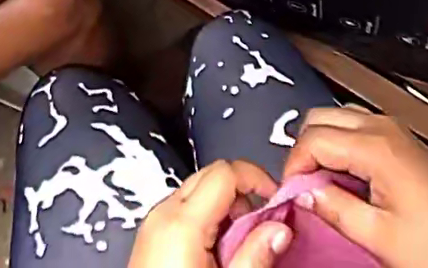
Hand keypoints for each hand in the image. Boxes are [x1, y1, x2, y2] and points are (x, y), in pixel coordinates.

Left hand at [129, 161, 284, 267]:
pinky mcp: (149, 238)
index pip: (226, 171)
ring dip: (224, 207)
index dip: (256, 180)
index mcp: (181, 224)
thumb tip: (279, 228)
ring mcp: (152, 226)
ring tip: (237, 248)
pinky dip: (205, 219)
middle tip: (260, 227)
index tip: (275, 201)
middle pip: (211, 175)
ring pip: (198, 190)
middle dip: (241, 194)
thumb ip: (254, 255)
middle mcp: (162, 215)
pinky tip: (215, 255)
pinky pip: (183, 210)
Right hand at [284, 109, 427, 267]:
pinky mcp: (399, 139)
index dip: (293, 167)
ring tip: (322, 191)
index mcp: (375, 144)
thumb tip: (302, 194)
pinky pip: (355, 130)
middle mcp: (381, 125)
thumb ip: (335, 210)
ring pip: (336, 120)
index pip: (312, 137)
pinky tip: (345, 184)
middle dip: (304, 151)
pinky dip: (340, 148)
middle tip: (301, 192)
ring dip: (322, 148)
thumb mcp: (381, 238)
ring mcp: (392, 129)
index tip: (288, 196)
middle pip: (320, 118)